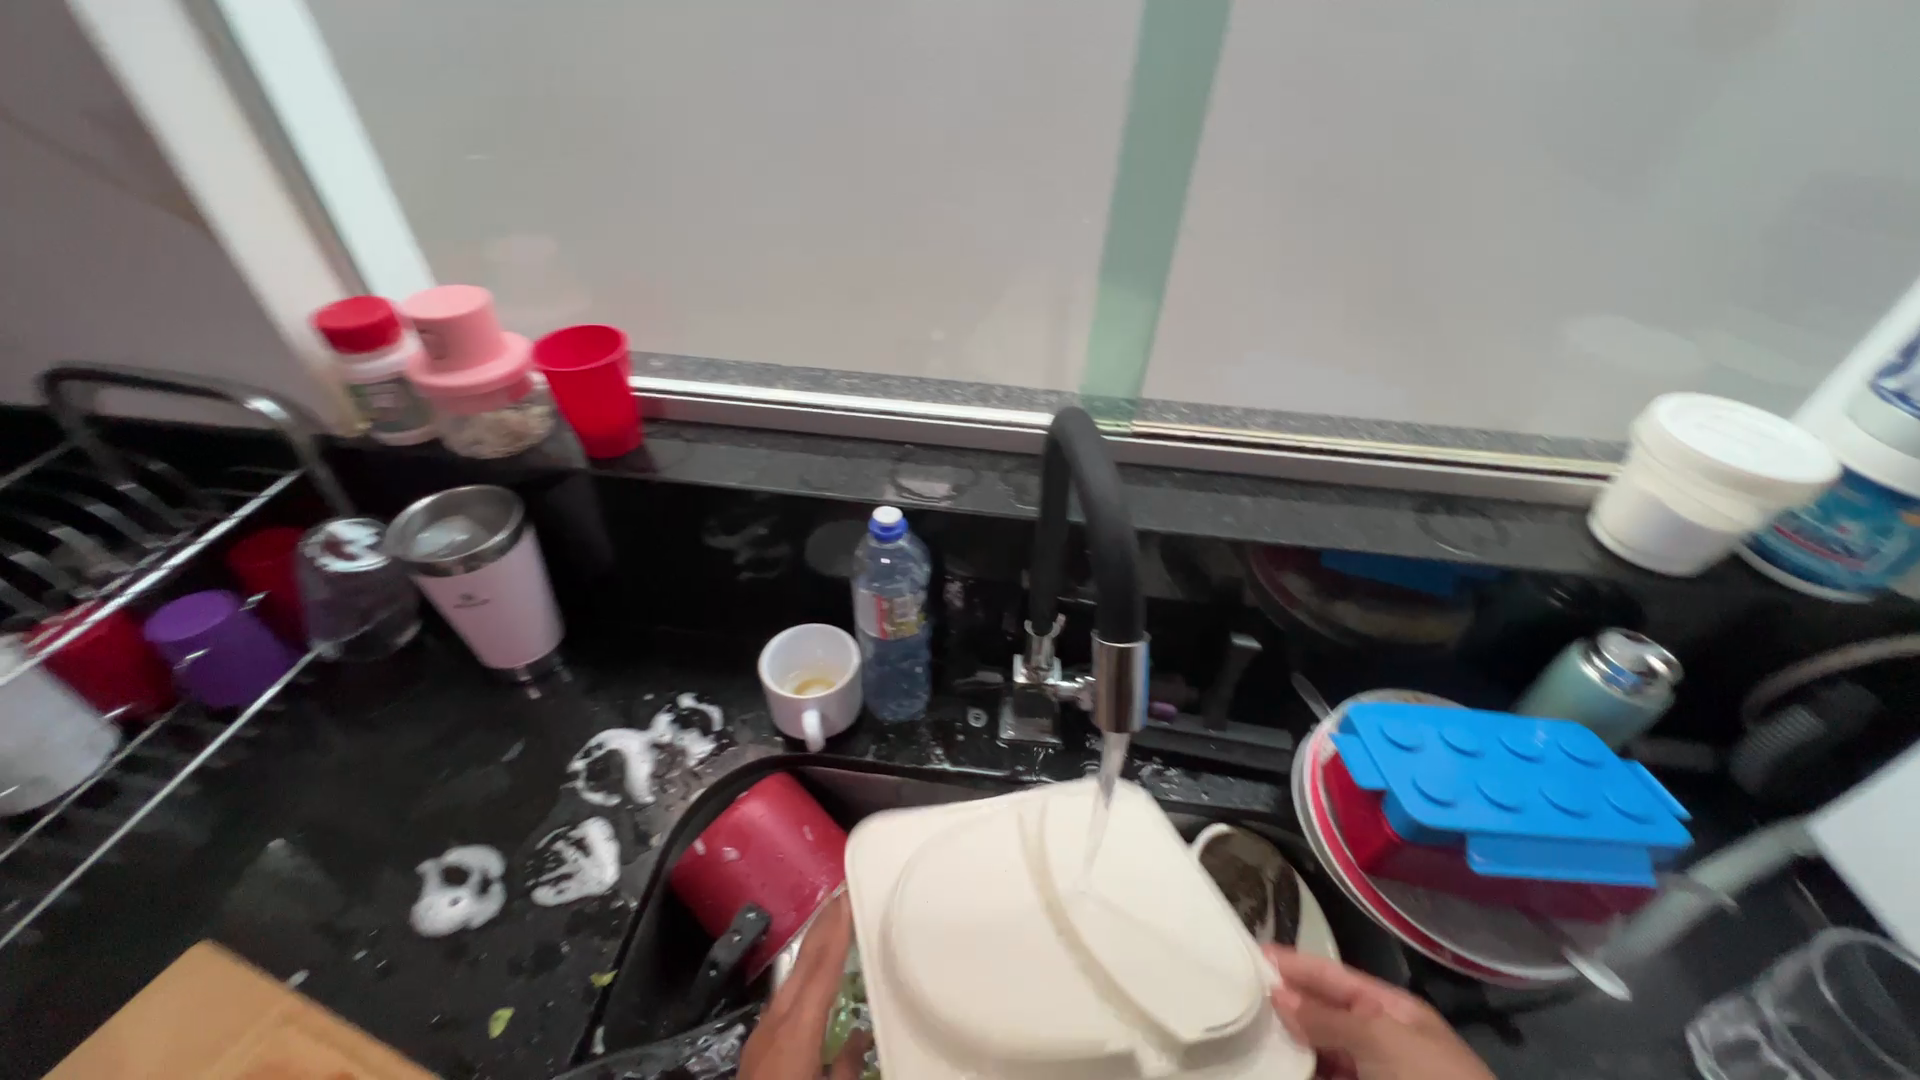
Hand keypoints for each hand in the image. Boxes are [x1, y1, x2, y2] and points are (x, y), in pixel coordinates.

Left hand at [739, 893, 871, 1079]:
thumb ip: (847, 1066)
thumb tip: (860, 1036)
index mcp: (798, 1030)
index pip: (823, 967)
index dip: (838, 929)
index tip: (850, 895)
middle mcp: (778, 1021)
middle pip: (805, 963)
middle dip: (824, 925)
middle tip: (843, 891)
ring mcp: (764, 1032)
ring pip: (793, 976)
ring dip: (813, 945)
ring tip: (832, 919)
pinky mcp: (759, 1046)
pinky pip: (786, 994)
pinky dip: (803, 972)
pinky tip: (811, 973)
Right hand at [1263, 945, 1494, 1079]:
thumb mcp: (1381, 1040)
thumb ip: (1328, 1017)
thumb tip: (1278, 994)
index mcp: (1390, 1012)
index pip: (1333, 977)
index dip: (1295, 964)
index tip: (1251, 953)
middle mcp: (1378, 1042)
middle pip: (1321, 1016)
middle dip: (1283, 1006)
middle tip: (1235, 995)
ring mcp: (1370, 1077)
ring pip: (1318, 1054)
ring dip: (1286, 1048)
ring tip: (1244, 1037)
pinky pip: (1323, 1078)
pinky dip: (1300, 1073)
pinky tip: (1269, 1071)